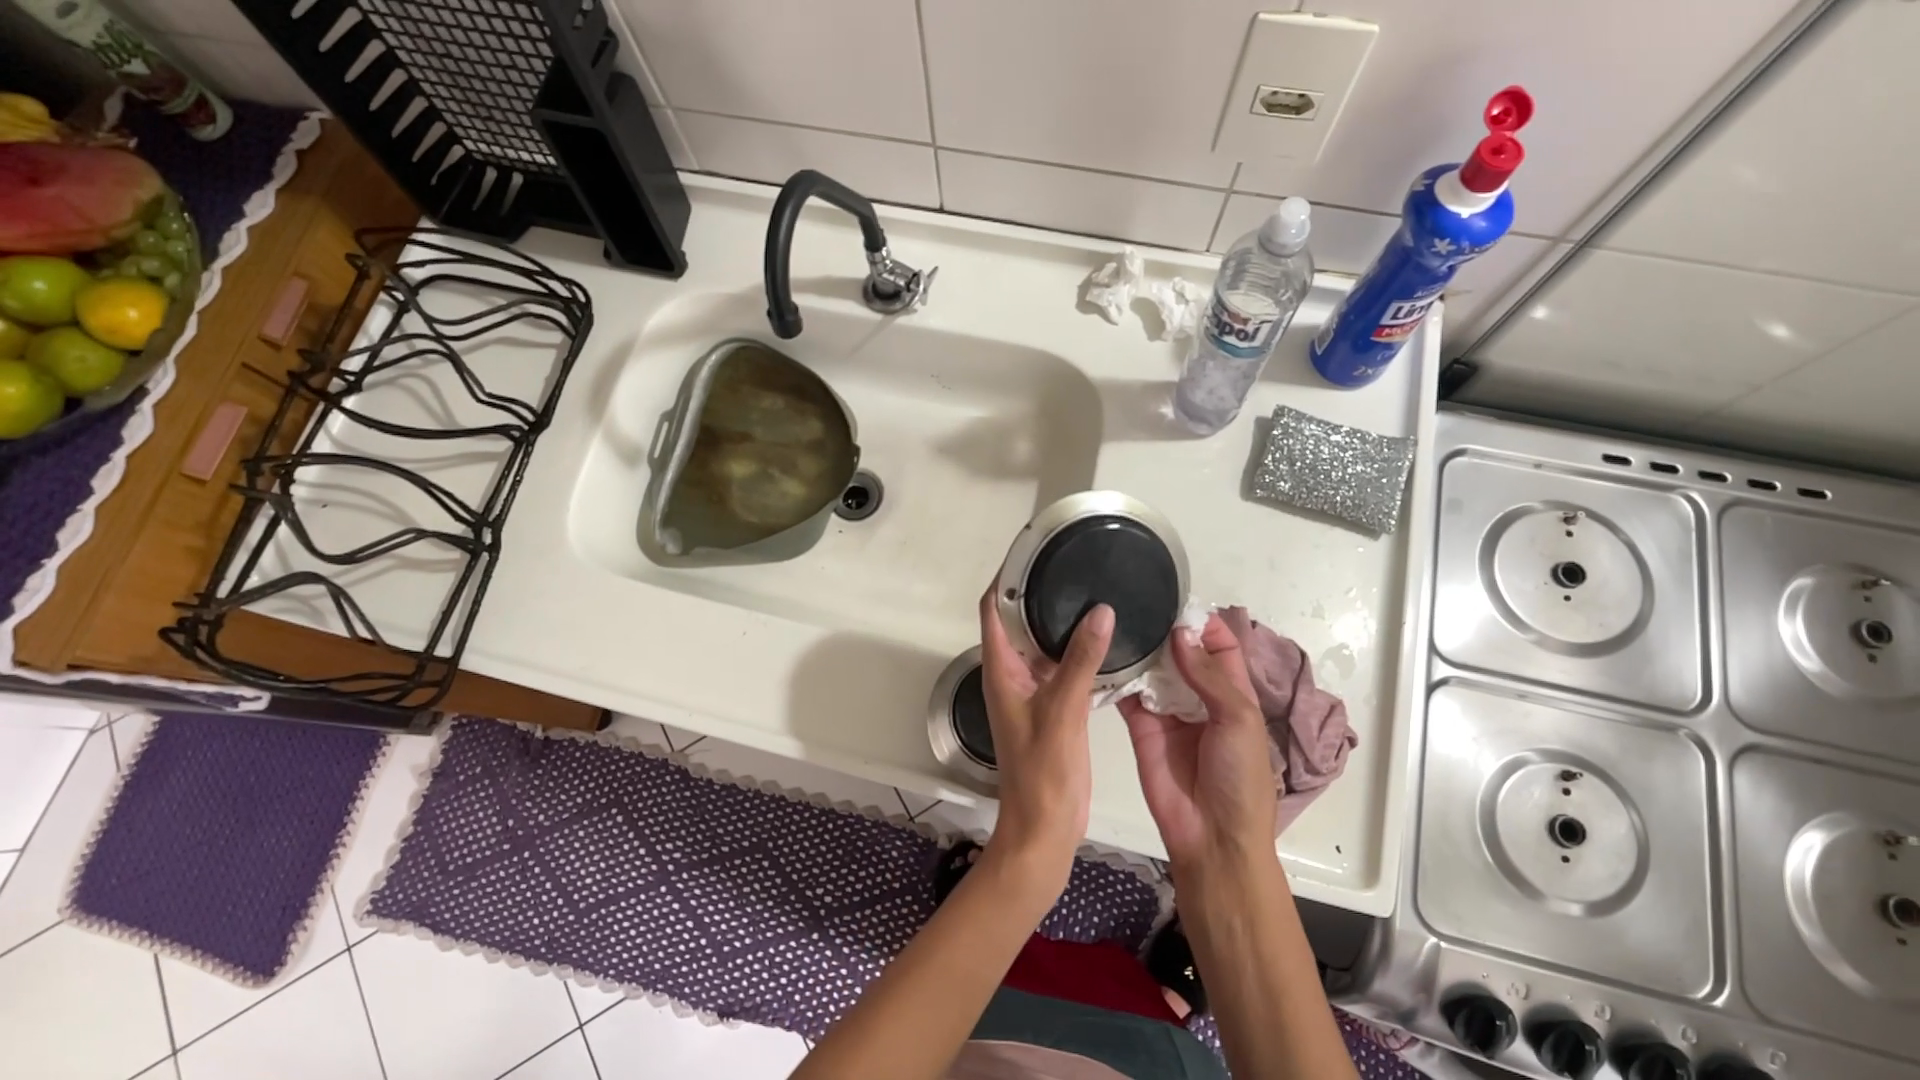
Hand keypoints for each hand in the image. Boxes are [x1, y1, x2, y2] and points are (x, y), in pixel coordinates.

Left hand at [977, 588, 1113, 891]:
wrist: (1045, 828)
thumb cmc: (1043, 772)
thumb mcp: (1062, 711)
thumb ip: (1081, 660)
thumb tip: (1100, 611)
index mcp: (1000, 670)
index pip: (994, 609)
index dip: (1007, 577)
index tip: (1032, 548)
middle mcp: (1011, 675)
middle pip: (1018, 621)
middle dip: (1039, 592)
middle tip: (1073, 561)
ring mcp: (1032, 692)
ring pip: (1043, 644)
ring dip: (1061, 621)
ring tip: (1094, 589)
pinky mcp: (1054, 708)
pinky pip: (1064, 667)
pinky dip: (1080, 650)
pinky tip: (1108, 639)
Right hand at [1119, 614, 1277, 870]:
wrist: (1211, 836)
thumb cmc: (1239, 776)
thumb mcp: (1237, 719)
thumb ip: (1208, 675)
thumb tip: (1180, 633)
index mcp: (1233, 693)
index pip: (1220, 646)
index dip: (1203, 624)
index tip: (1176, 600)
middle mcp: (1200, 697)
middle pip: (1181, 654)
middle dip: (1165, 631)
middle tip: (1137, 601)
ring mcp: (1168, 712)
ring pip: (1153, 671)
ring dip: (1140, 649)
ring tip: (1117, 619)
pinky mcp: (1141, 727)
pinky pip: (1129, 696)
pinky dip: (1118, 677)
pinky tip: (1103, 652)